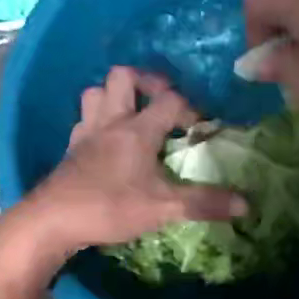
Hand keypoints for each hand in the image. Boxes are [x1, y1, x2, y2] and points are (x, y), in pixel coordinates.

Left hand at [17, 67, 245, 255]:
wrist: (52, 221)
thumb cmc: (109, 207)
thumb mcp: (163, 208)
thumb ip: (204, 203)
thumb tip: (246, 204)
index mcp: (136, 130)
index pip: (169, 100)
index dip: (190, 107)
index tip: (200, 127)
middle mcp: (110, 122)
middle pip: (123, 77)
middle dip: (146, 82)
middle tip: (162, 103)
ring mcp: (86, 134)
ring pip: (96, 93)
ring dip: (116, 96)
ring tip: (133, 116)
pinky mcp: (71, 151)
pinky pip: (84, 120)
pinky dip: (98, 121)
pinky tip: (108, 141)